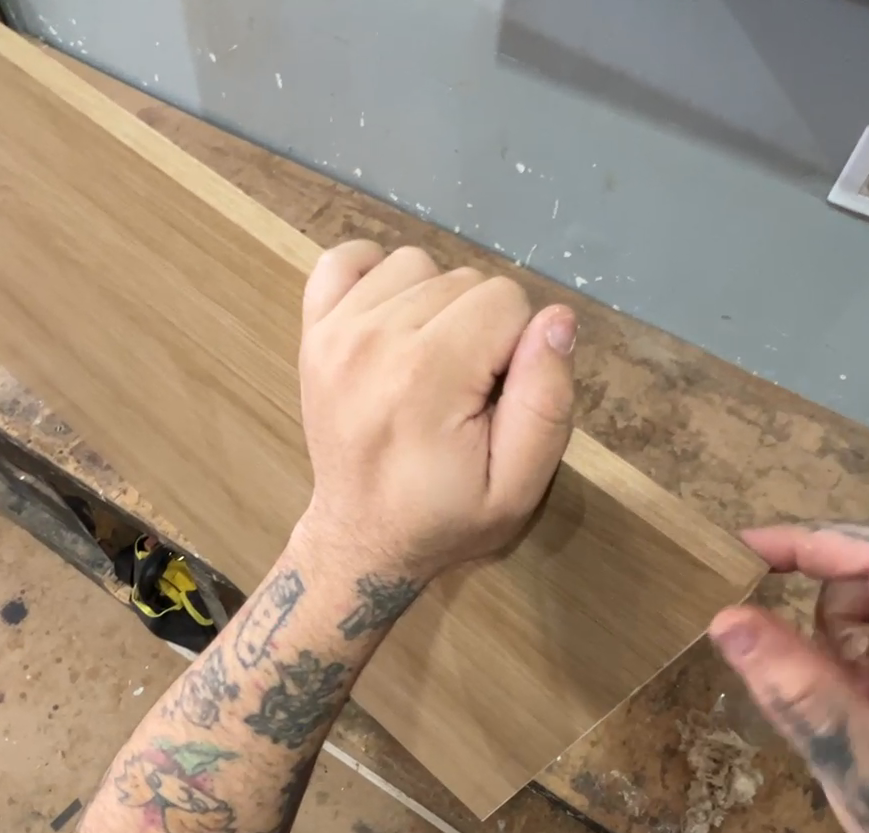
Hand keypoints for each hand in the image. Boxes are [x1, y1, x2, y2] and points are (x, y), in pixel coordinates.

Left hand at [291, 241, 576, 583]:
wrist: (362, 537)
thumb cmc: (444, 518)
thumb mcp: (517, 488)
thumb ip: (546, 405)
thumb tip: (556, 319)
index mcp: (427, 377)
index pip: (507, 301)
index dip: (517, 348)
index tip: (494, 398)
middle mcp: (374, 340)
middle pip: (465, 280)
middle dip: (480, 330)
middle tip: (462, 393)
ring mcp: (335, 331)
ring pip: (418, 265)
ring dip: (435, 305)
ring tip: (428, 364)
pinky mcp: (312, 331)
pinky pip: (348, 259)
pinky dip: (376, 278)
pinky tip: (390, 323)